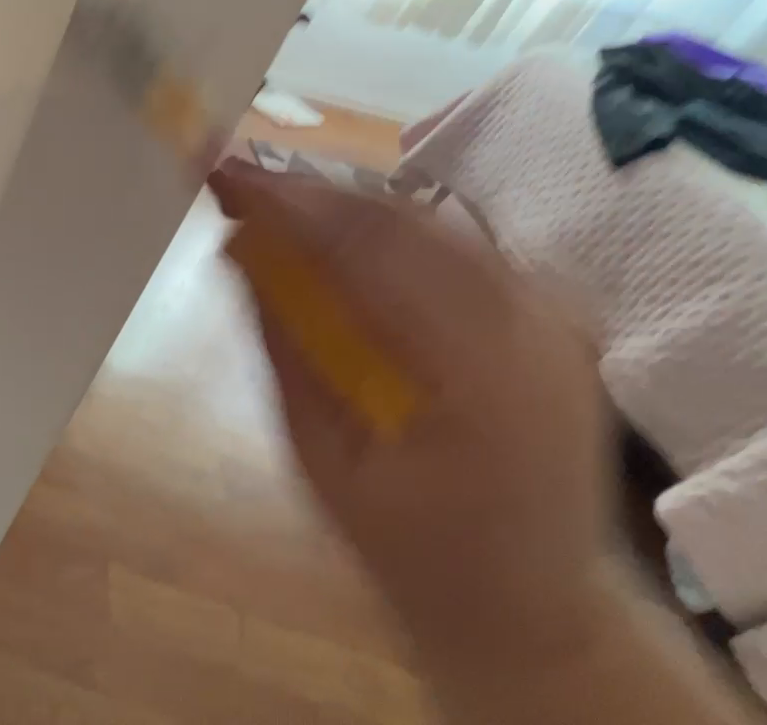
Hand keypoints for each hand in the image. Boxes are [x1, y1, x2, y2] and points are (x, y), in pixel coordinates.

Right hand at [210, 161, 616, 662]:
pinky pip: (452, 246)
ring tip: (265, 197)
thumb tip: (236, 252)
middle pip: (403, 219)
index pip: (368, 247)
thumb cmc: (407, 542)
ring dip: (339, 204)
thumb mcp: (324, 452)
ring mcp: (552, 317)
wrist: (523, 597)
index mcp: (479, 369)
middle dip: (307, 190)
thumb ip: (287, 345)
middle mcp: (534, 324)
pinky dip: (380, 229)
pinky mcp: (546, 318)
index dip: (286, 201)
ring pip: (430, 223)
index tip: (217, 172)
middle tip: (228, 174)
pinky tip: (327, 232)